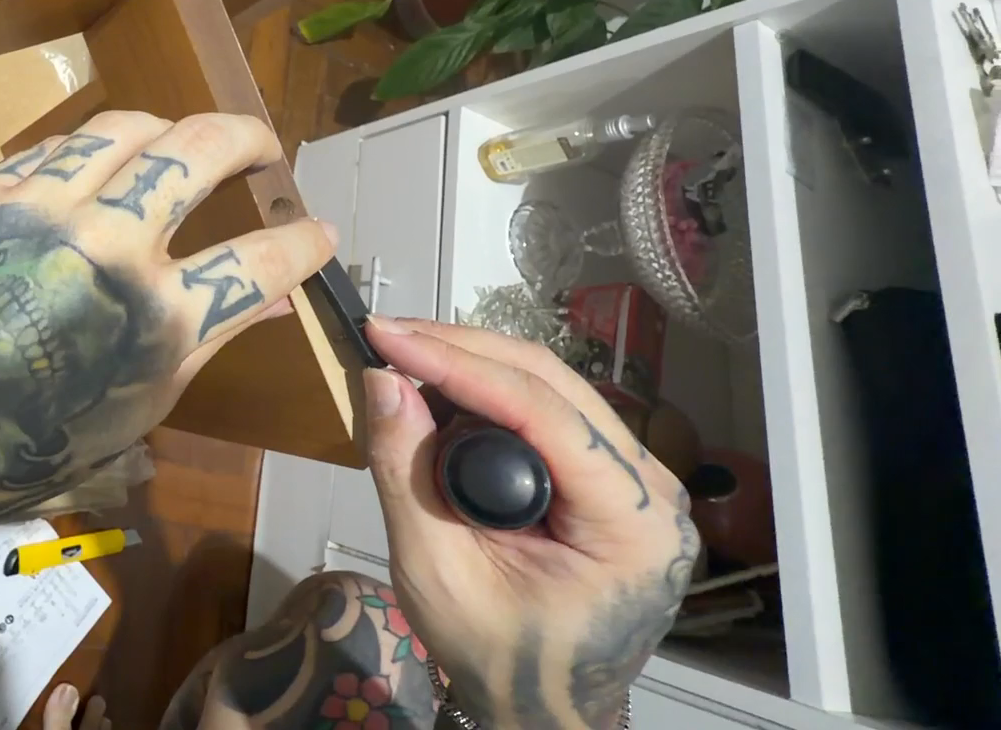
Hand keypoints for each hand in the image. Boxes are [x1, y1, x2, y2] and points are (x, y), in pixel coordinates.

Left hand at [0, 111, 334, 541]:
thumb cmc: (41, 440)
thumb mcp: (143, 400)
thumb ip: (214, 332)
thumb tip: (279, 294)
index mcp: (156, 318)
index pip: (261, 257)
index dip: (302, 240)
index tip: (313, 232)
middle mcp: (103, 246)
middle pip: (199, 149)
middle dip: (247, 137)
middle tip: (259, 146)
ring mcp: (36, 209)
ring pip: (125, 127)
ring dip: (168, 129)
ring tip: (180, 143)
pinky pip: (55, 147)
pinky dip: (93, 153)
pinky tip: (101, 171)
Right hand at [360, 319, 698, 729]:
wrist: (542, 699)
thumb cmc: (495, 651)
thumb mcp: (434, 569)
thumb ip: (405, 470)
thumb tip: (381, 379)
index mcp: (628, 523)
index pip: (539, 410)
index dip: (454, 362)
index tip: (384, 335)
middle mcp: (645, 485)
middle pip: (547, 379)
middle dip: (457, 347)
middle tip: (384, 334)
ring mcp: (629, 475)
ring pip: (544, 381)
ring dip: (465, 359)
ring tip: (398, 355)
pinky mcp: (600, 471)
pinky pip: (539, 405)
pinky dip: (478, 385)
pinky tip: (432, 385)